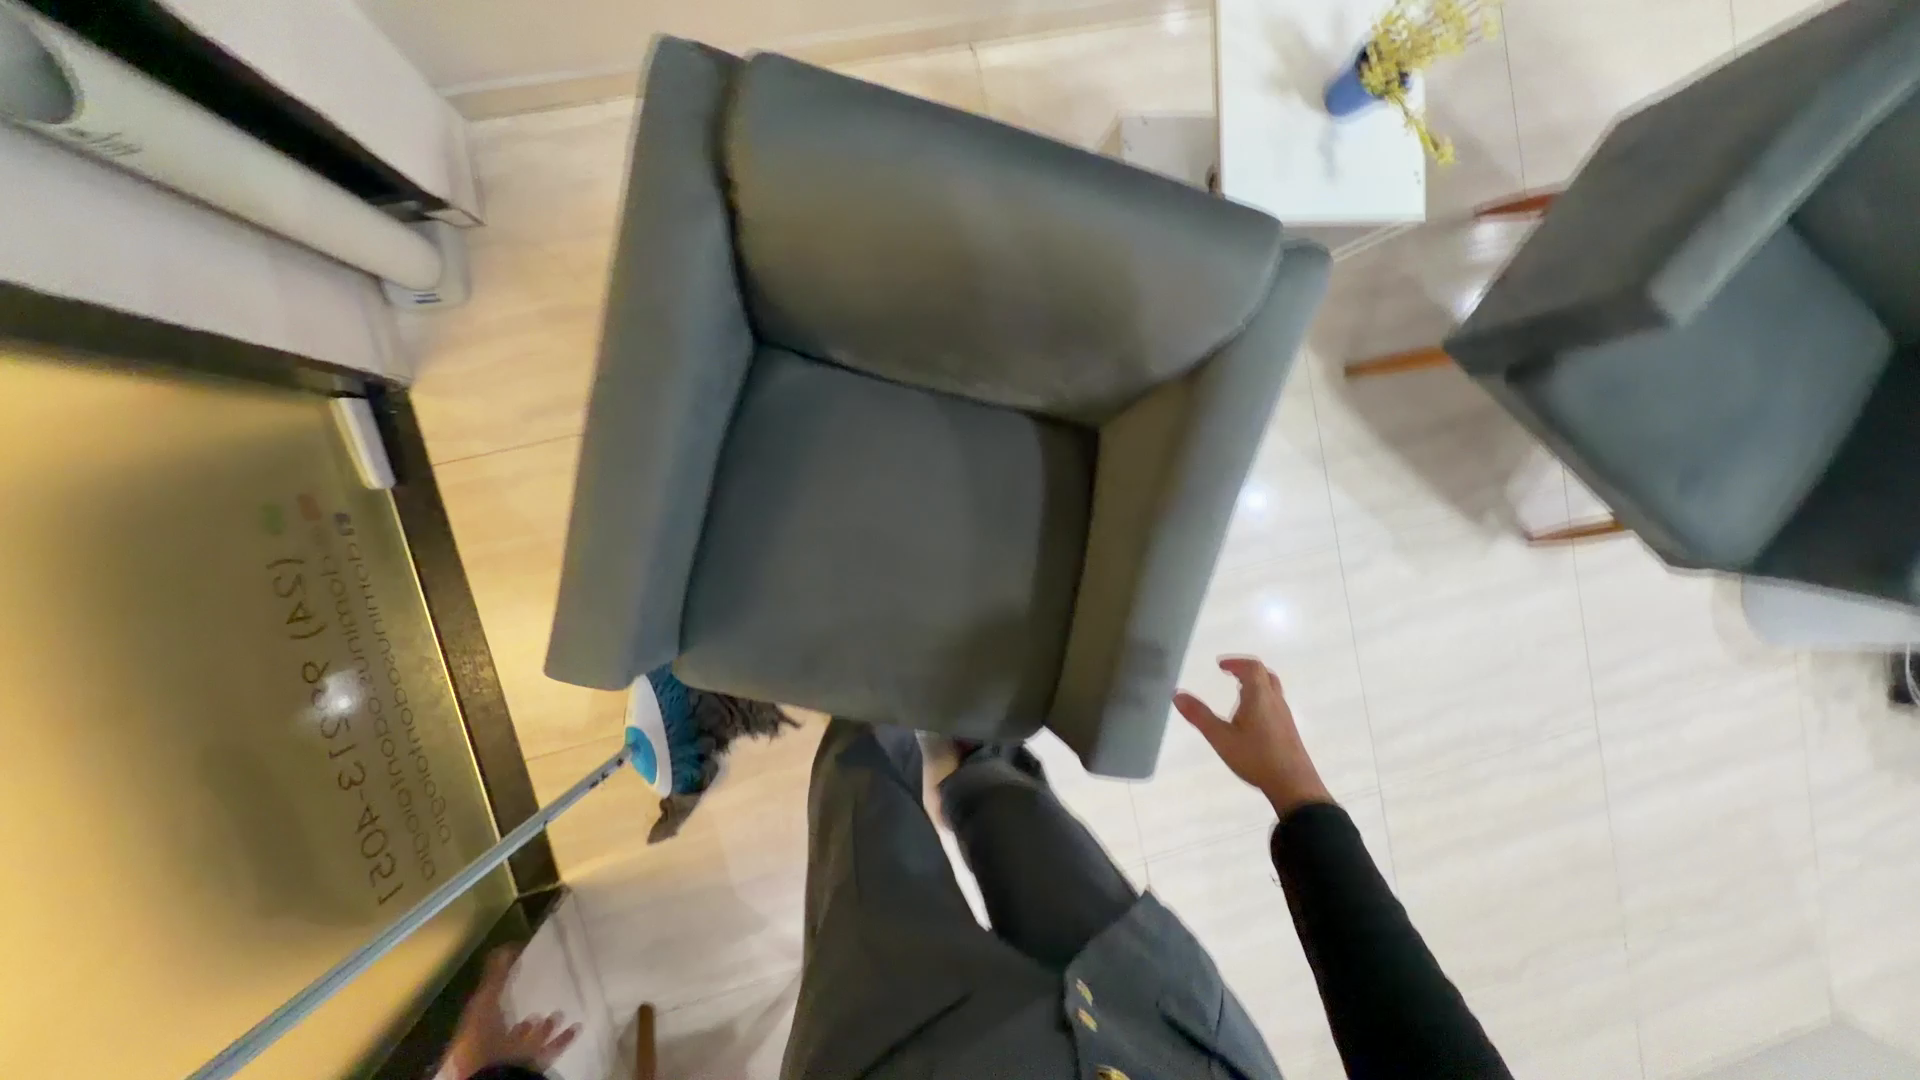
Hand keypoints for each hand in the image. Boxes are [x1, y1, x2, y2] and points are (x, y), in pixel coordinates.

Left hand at [443, 947, 580, 1079]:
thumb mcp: (485, 1001)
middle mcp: (494, 1043)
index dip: (501, 990)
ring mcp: (515, 1054)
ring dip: (546, 1024)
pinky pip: (552, 1048)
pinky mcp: (534, 1062)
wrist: (498, 1076)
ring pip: (532, 1037)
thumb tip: (504, 947)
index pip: (488, 1007)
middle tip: (543, 992)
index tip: (520, 973)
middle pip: (510, 1025)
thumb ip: (494, 977)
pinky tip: (577, 1025)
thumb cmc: (485, 1038)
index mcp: (477, 1029)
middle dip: (526, 1010)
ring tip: (560, 1010)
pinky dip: (564, 1038)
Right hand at [1174, 656, 1332, 817]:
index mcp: (1259, 696)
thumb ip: (1199, 715)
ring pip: (1272, 689)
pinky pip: (1274, 703)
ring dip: (1255, 684)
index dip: (1236, 662)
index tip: (1220, 665)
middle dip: (1246, 670)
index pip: (1251, 667)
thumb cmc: (1256, 757)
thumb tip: (1177, 694)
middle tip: (1229, 674)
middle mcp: (1275, 701)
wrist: (1293, 785)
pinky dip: (1261, 698)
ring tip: (1238, 692)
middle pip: (1264, 674)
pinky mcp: (1288, 729)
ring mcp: (1284, 715)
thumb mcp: (1221, 737)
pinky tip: (1250, 717)